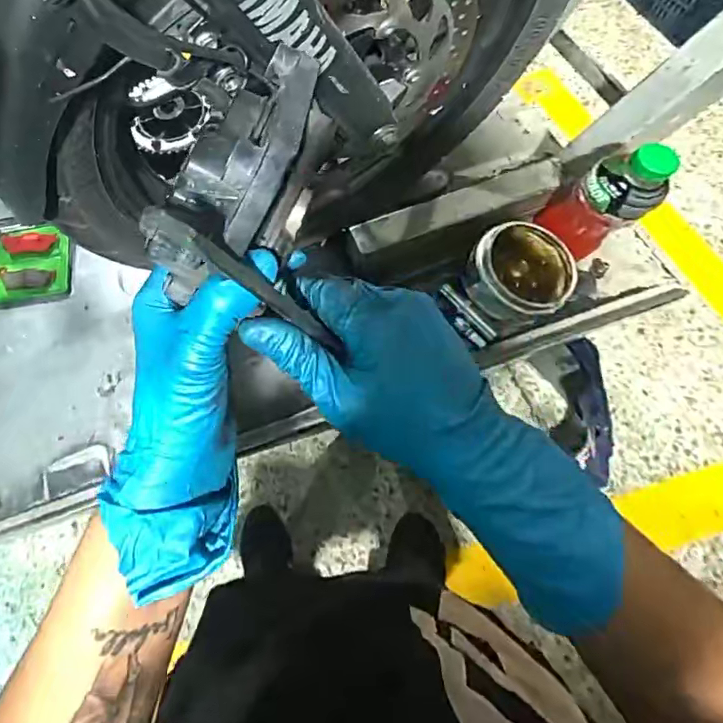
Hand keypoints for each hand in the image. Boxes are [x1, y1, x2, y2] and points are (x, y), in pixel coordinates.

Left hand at [100, 252, 276, 603]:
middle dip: (241, 259)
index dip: (217, 238)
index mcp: (157, 299)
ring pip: (227, 291)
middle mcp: (175, 308)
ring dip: (251, 281)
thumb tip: (257, 261)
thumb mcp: (193, 347)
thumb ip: (220, 302)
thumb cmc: (175, 403)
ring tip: (283, 264)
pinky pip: (239, 315)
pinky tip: (278, 295)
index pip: (185, 252)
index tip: (254, 224)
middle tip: (279, 244)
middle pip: (210, 270)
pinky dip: (256, 304)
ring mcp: (199, 329)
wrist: (186, 462)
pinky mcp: (220, 348)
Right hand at [239, 273, 625, 635]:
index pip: (311, 282)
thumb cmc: (398, 423)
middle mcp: (391, 297)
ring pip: (356, 295)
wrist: (470, 440)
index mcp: (367, 315)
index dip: (291, 298)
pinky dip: (366, 320)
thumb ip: (296, 354)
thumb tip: (252, 325)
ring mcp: (412, 301)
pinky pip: (380, 304)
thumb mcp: (337, 395)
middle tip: (314, 350)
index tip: (281, 323)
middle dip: (317, 312)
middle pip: (334, 288)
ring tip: (345, 357)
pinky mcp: (425, 310)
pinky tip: (371, 353)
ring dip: (342, 317)